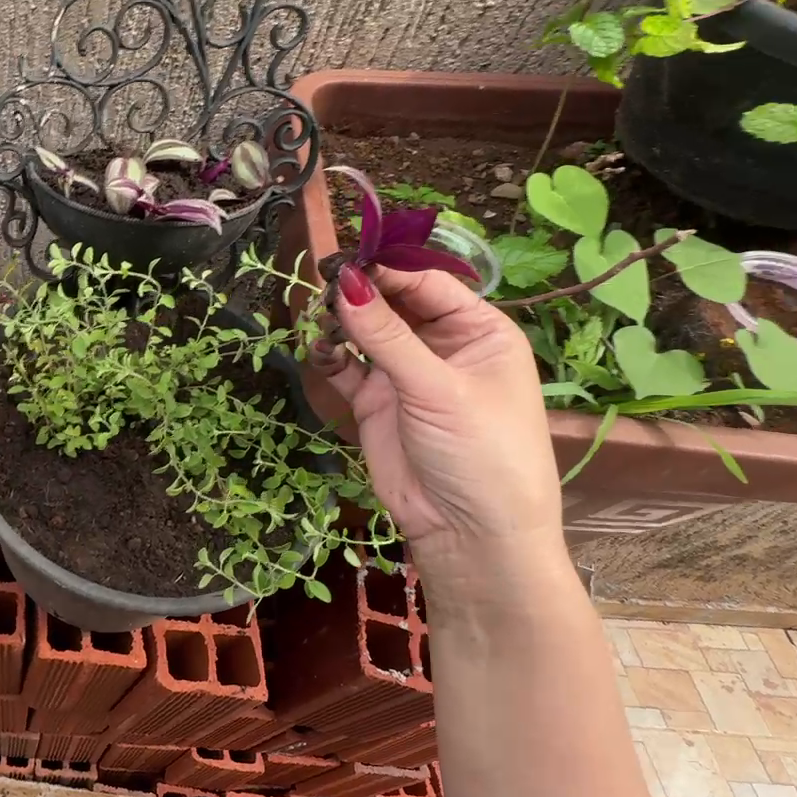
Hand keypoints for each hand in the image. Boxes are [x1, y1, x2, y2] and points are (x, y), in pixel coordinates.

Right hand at [311, 264, 563, 576]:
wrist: (468, 534)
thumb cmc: (480, 453)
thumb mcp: (437, 390)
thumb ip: (386, 336)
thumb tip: (344, 282)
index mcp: (478, 332)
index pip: (426, 283)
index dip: (385, 270)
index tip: (342, 262)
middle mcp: (441, 345)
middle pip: (391, 302)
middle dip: (357, 293)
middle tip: (320, 286)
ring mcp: (405, 373)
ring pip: (363, 331)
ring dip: (339, 322)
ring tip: (316, 321)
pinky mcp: (375, 400)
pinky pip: (345, 365)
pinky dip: (329, 354)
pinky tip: (317, 350)